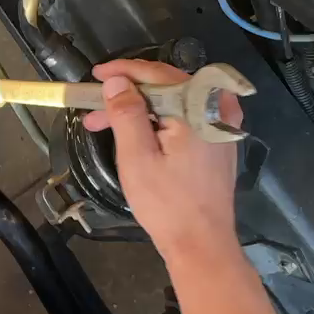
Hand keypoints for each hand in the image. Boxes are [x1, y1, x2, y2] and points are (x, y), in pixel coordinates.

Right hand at [81, 59, 240, 264]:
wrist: (201, 242)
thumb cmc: (166, 203)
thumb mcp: (137, 156)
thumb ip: (127, 113)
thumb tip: (117, 81)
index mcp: (197, 110)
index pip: (158, 74)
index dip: (123, 71)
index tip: (96, 75)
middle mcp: (215, 111)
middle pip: (167, 86)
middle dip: (127, 93)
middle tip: (93, 107)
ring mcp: (220, 127)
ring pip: (174, 102)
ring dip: (138, 108)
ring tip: (104, 125)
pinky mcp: (217, 143)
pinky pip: (185, 117)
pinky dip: (158, 118)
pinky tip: (137, 130)